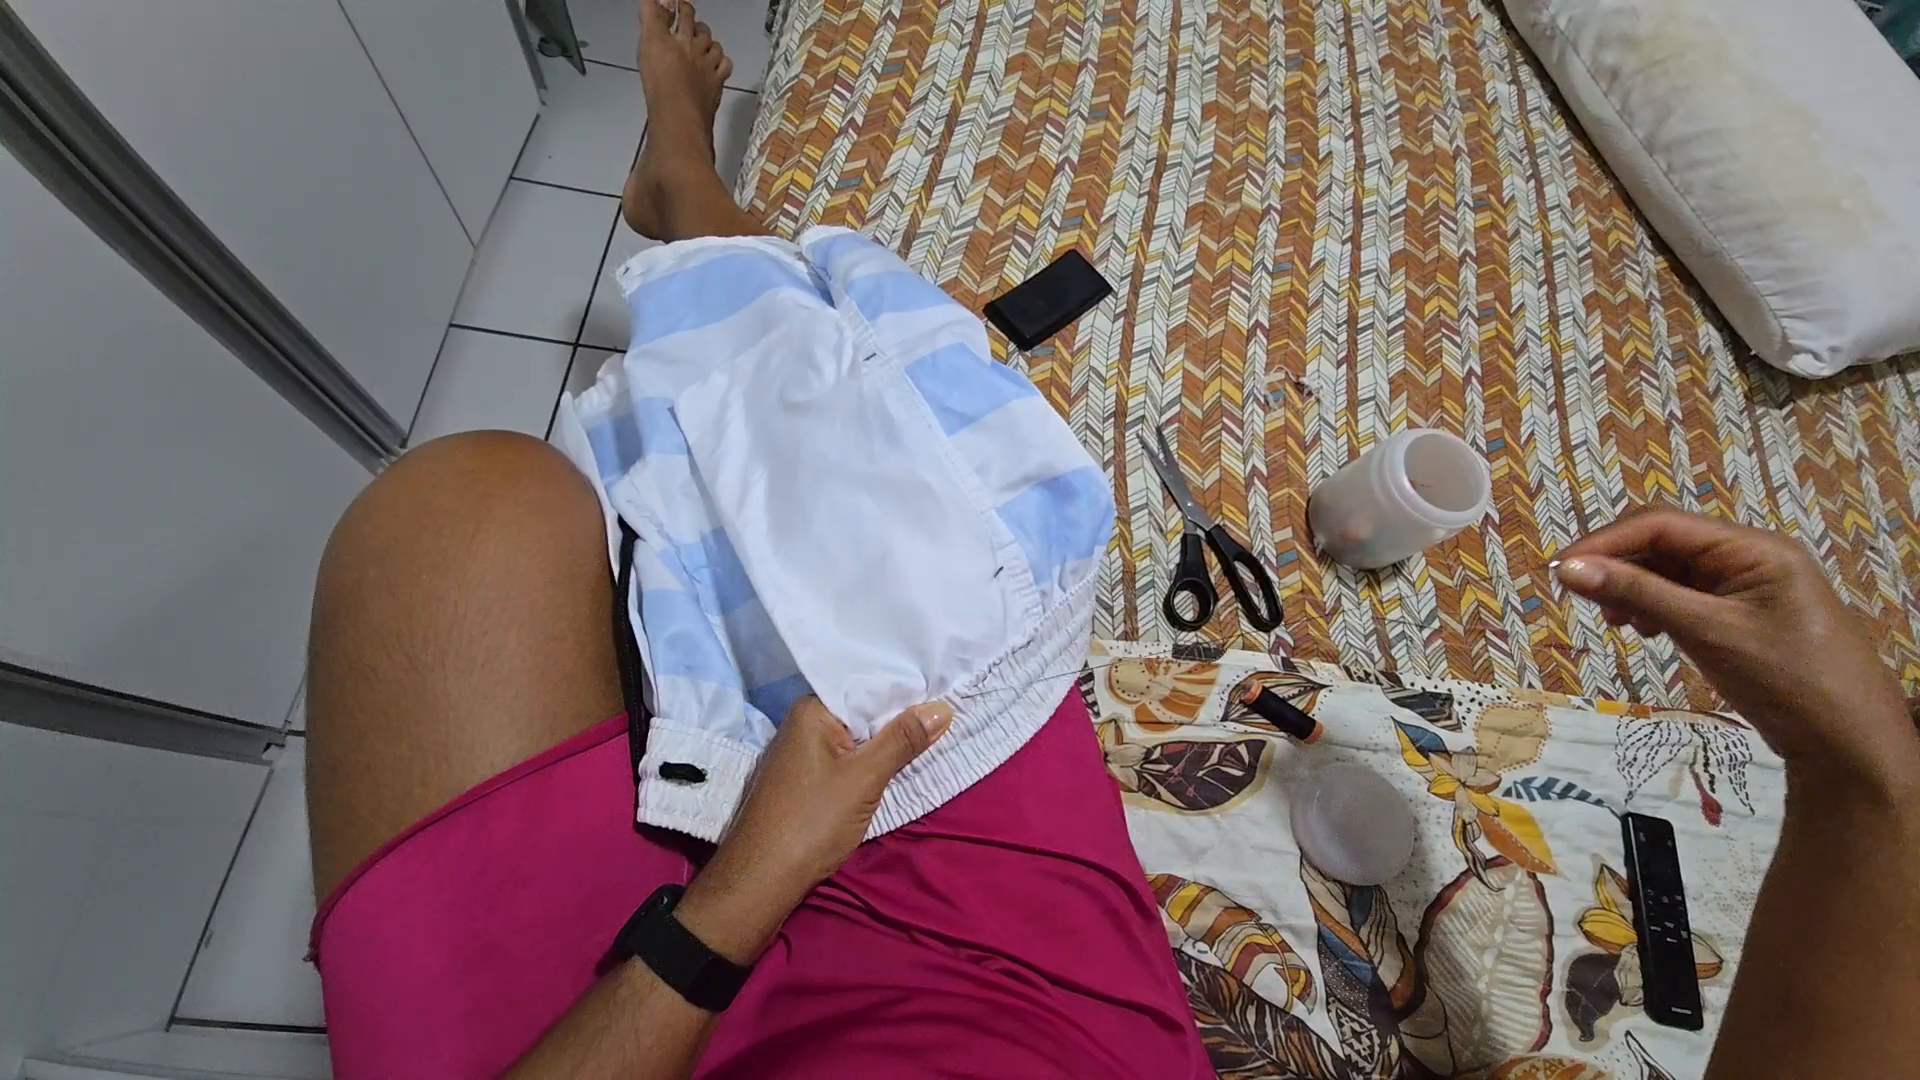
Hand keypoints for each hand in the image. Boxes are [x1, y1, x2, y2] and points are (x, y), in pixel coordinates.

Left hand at [678, 696, 952, 960]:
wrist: (760, 883)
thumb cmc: (812, 822)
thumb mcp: (865, 777)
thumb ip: (903, 740)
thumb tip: (942, 707)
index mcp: (812, 709)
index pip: (866, 684)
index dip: (905, 688)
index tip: (942, 689)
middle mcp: (803, 722)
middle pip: (862, 710)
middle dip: (899, 716)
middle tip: (947, 711)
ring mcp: (801, 752)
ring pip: (856, 737)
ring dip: (886, 741)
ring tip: (933, 731)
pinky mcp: (804, 779)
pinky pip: (845, 757)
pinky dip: (870, 760)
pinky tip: (896, 763)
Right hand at [1554, 510, 1916, 790]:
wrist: (1847, 742)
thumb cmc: (1785, 677)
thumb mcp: (1704, 629)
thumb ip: (1636, 593)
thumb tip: (1566, 569)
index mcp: (1753, 548)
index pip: (1660, 525)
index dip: (1604, 542)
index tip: (1560, 571)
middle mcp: (1747, 556)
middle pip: (1659, 542)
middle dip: (1614, 564)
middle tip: (1578, 596)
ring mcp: (1741, 584)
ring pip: (1662, 569)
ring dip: (1628, 588)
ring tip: (1616, 621)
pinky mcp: (1733, 610)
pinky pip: (1675, 593)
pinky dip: (1647, 605)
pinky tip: (1642, 628)